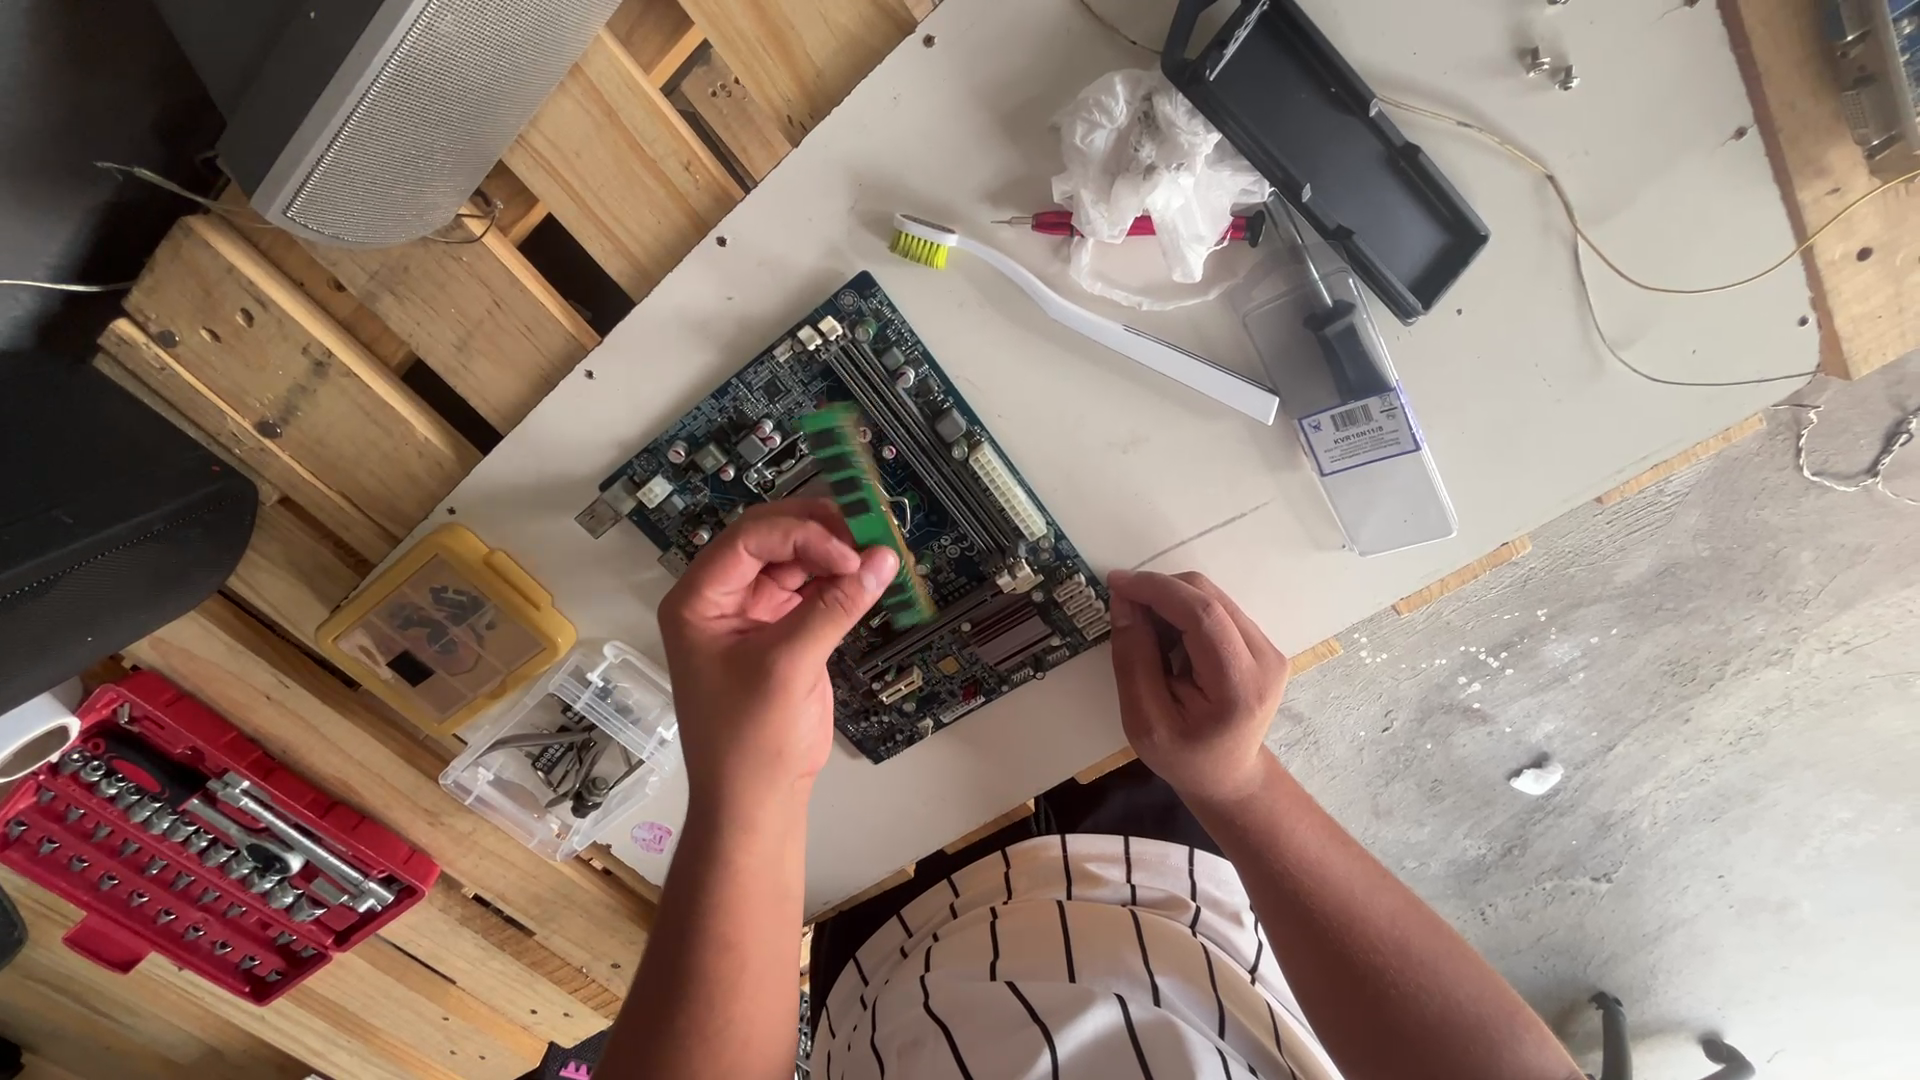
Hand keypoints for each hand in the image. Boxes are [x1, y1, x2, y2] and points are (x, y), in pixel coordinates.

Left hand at [658, 500, 898, 808]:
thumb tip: (883, 559)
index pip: (750, 539)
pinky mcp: (785, 627)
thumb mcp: (788, 666)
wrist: (757, 797)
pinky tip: (870, 577)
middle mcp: (724, 595)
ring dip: (837, 553)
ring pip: (798, 558)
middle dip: (821, 532)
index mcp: (700, 599)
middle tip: (870, 532)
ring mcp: (755, 610)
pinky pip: (815, 588)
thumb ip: (836, 608)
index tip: (849, 554)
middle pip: (773, 538)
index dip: (802, 535)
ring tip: (878, 551)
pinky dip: (843, 581)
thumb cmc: (751, 739)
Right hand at [1106, 569, 1289, 802]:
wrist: (1227, 776)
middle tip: (1124, 611)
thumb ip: (1133, 659)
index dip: (1157, 590)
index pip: (1202, 615)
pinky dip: (1183, 612)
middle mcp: (1265, 659)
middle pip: (1208, 597)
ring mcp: (1269, 648)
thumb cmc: (1183, 757)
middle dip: (1159, 592)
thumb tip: (1124, 601)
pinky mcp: (1261, 643)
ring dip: (1170, 603)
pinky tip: (1169, 642)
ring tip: (1148, 637)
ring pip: (1211, 596)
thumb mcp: (1143, 720)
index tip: (1116, 583)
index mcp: (1239, 686)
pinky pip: (1216, 608)